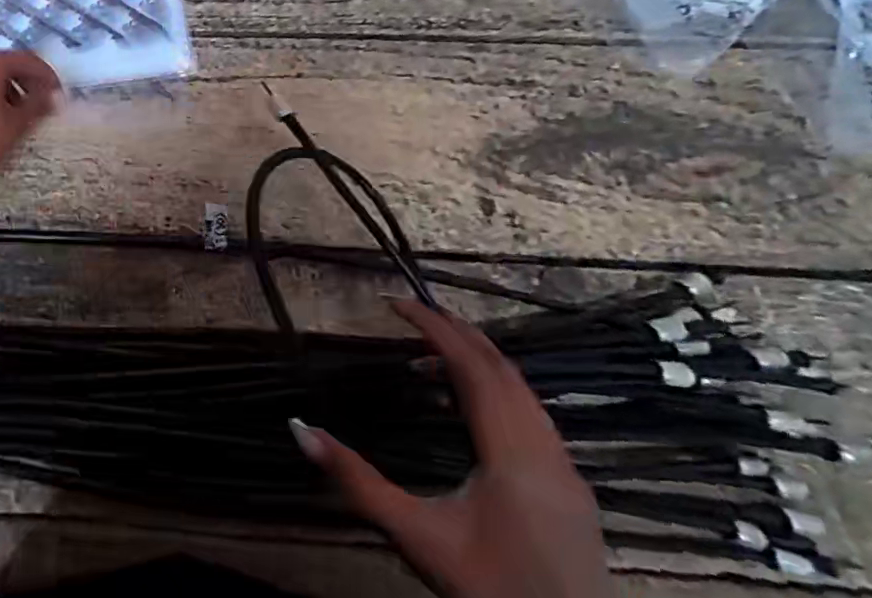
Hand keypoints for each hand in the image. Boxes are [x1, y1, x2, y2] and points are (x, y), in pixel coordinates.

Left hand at [0, 51, 60, 198]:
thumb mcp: (17, 124)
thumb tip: (54, 94)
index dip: (46, 73)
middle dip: (30, 78)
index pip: (25, 58)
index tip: (59, 90)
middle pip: (8, 63)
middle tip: (47, 97)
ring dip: (15, 86)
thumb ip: (38, 103)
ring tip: (29, 109)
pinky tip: (6, 115)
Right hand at [291, 300, 612, 597]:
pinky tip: (468, 407)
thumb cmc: (489, 593)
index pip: (472, 367)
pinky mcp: (573, 488)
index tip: (394, 302)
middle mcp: (546, 449)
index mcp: (512, 454)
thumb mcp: (415, 538)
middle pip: (502, 368)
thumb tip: (298, 427)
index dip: (433, 327)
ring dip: (478, 360)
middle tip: (410, 314)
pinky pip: (532, 414)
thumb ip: (356, 482)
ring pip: (523, 390)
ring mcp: (567, 469)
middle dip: (456, 332)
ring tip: (428, 355)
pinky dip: (497, 389)